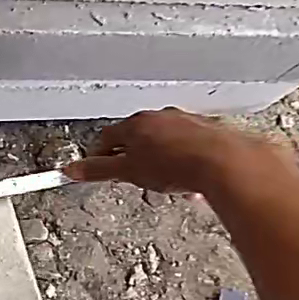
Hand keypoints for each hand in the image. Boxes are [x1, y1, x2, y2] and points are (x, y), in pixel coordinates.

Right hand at [63, 108, 297, 194]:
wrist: (226, 164)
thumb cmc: (178, 164)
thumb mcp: (128, 172)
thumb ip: (98, 170)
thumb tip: (72, 169)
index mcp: (136, 124)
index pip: (106, 136)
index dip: (99, 154)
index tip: (97, 166)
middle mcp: (161, 117)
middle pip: (137, 137)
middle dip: (133, 157)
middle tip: (133, 176)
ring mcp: (186, 122)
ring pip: (165, 141)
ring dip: (160, 159)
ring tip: (165, 182)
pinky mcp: (209, 132)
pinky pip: (189, 146)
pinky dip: (185, 161)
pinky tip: (189, 181)